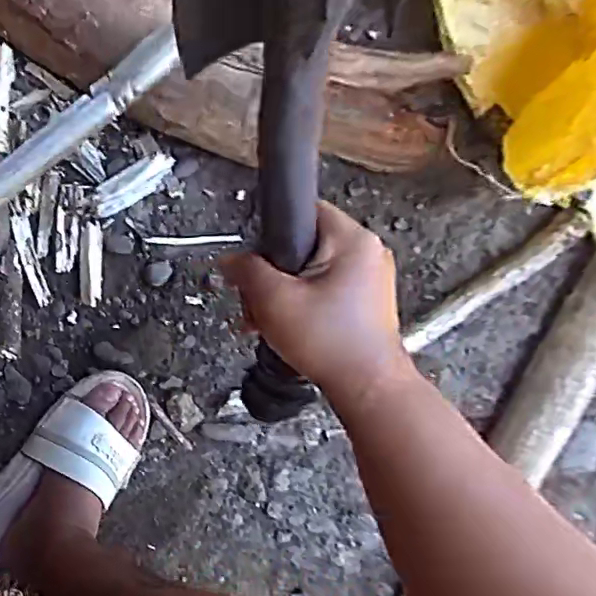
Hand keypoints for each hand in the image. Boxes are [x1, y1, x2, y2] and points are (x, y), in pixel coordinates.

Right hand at [220, 201, 410, 401]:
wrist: (365, 383)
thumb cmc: (330, 342)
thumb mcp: (272, 299)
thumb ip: (245, 270)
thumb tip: (230, 258)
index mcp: (352, 241)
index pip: (302, 212)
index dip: (269, 233)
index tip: (252, 257)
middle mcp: (365, 253)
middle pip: (298, 245)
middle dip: (267, 273)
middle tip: (256, 298)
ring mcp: (365, 277)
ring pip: (303, 270)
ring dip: (276, 292)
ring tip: (266, 318)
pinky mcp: (360, 298)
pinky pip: (316, 288)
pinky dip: (294, 303)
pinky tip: (281, 324)